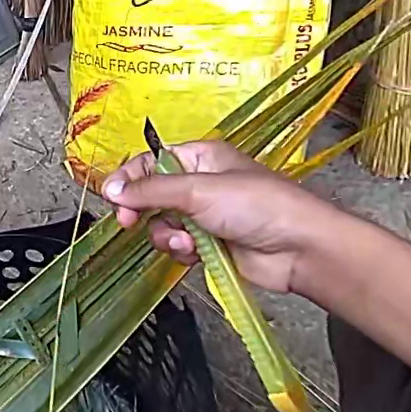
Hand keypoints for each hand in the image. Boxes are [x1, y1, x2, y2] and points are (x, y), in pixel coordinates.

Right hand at [99, 139, 353, 296]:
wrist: (299, 249)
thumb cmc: (257, 206)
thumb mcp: (198, 190)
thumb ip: (151, 190)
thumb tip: (111, 190)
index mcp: (199, 158)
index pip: (150, 162)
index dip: (128, 179)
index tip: (111, 197)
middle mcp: (199, 183)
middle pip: (150, 195)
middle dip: (143, 211)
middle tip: (130, 222)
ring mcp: (204, 214)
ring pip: (161, 224)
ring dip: (167, 235)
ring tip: (186, 241)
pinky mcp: (208, 242)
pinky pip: (177, 246)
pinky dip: (181, 251)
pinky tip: (196, 253)